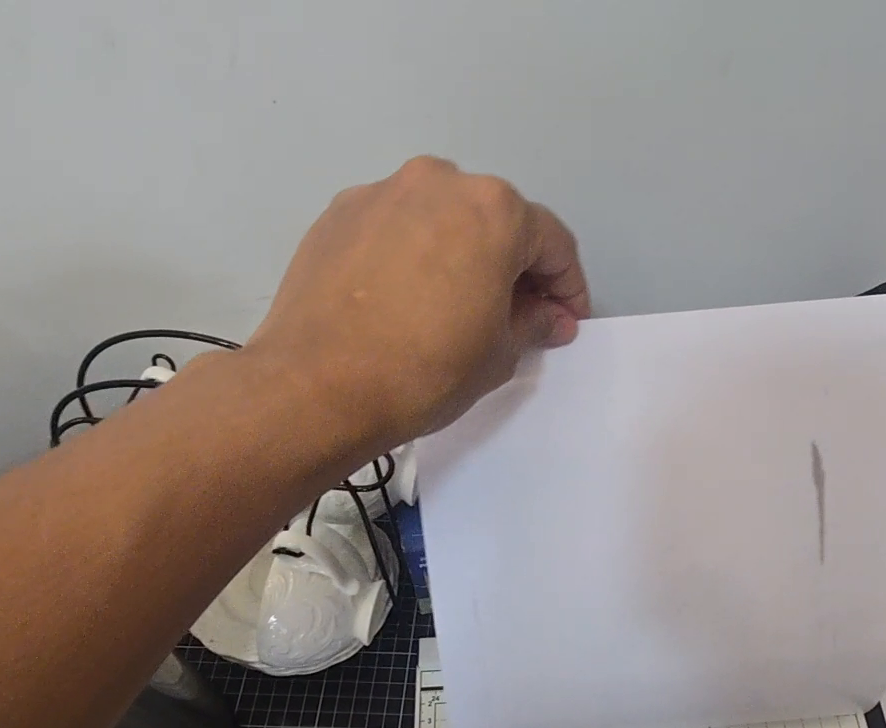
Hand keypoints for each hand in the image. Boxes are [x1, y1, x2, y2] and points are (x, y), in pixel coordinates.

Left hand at [246, 155, 591, 447]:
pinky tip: (404, 300)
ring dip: (459, 254)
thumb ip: (533, 323)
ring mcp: (381, 193)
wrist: (317, 386)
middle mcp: (438, 182)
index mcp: (493, 210)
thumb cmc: (426, 371)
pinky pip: (394, 229)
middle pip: (493, 220)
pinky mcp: (337, 214)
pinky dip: (411, 255)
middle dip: (512, 266)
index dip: (567, 286)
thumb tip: (551, 316)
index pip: (551, 242)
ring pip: (439, 219)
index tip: (567, 319)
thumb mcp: (497, 355)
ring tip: (454, 306)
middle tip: (514, 316)